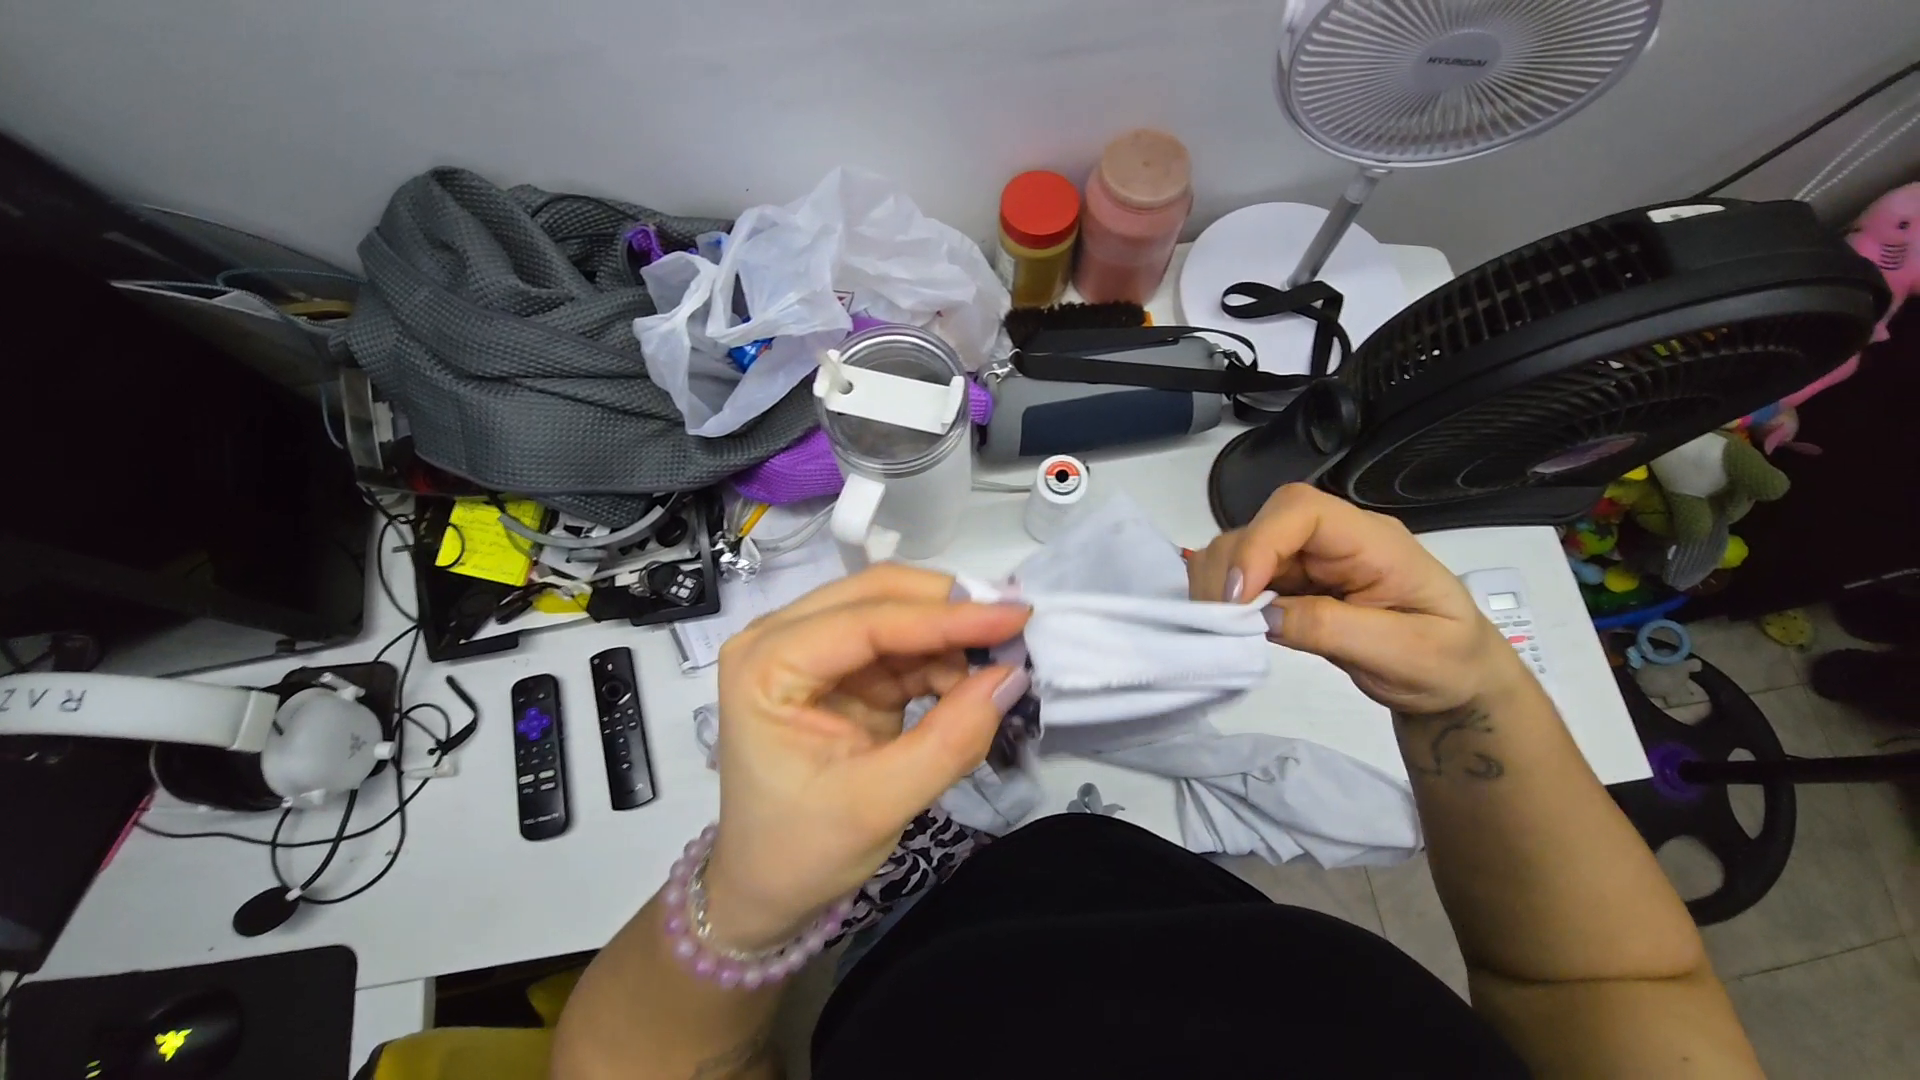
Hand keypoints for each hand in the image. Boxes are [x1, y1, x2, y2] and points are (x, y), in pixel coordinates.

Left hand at [702, 564, 1029, 947]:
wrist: (765, 887)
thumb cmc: (801, 851)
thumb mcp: (878, 804)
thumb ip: (949, 740)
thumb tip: (1012, 678)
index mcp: (766, 665)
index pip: (866, 622)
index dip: (945, 616)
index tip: (1015, 615)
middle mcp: (781, 640)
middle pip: (878, 596)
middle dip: (949, 609)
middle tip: (1017, 626)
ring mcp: (813, 652)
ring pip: (896, 614)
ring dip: (951, 635)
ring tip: (1004, 664)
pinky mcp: (843, 672)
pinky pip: (903, 647)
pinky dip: (943, 659)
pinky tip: (974, 682)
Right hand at [1187, 484, 1526, 715]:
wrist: (1457, 681)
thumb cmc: (1446, 663)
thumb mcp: (1404, 654)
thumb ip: (1332, 630)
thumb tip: (1262, 615)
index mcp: (1373, 542)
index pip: (1301, 510)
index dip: (1259, 543)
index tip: (1240, 598)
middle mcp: (1333, 540)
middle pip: (1260, 525)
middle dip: (1230, 569)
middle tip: (1221, 624)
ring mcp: (1309, 561)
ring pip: (1242, 549)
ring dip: (1221, 584)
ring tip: (1225, 630)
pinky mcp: (1291, 583)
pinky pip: (1244, 577)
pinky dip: (1226, 599)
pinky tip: (1233, 627)